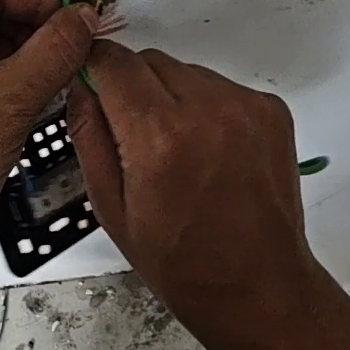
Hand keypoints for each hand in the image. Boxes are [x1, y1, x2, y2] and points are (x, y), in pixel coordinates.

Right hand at [67, 41, 349, 349]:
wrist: (258, 288)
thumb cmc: (182, 261)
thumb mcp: (111, 207)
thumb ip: (88, 133)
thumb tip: (79, 84)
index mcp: (158, 136)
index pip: (114, 61)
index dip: (97, 67)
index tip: (93, 79)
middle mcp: (205, 109)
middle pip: (150, 60)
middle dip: (134, 86)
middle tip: (138, 133)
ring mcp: (243, 105)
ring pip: (186, 70)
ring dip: (173, 95)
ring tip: (180, 147)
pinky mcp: (270, 109)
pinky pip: (222, 85)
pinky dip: (209, 106)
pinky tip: (211, 149)